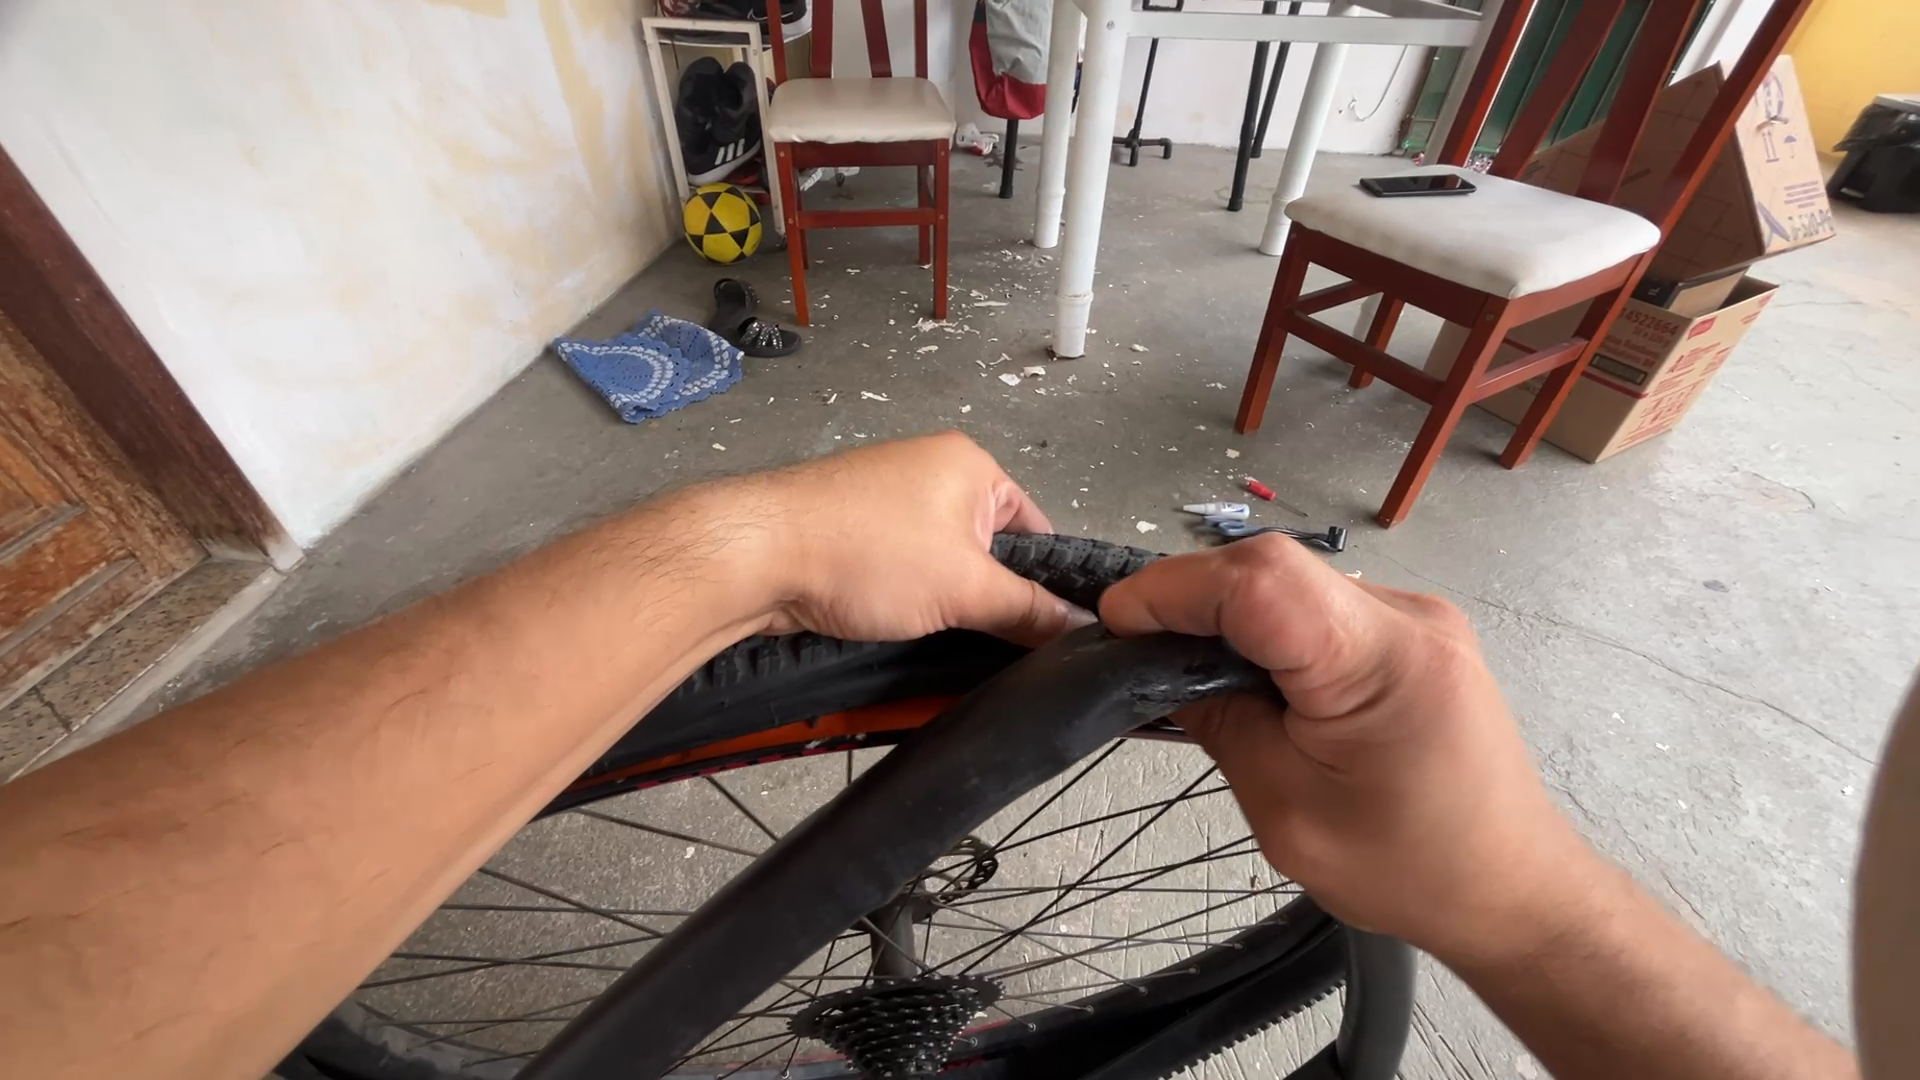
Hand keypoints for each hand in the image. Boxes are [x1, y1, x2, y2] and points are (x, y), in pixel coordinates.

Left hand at [720, 432, 1092, 643]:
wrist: (757, 555)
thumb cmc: (868, 553)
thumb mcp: (964, 588)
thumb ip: (1027, 610)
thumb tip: (1080, 627)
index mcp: (971, 466)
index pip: (1035, 528)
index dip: (1044, 580)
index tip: (1047, 630)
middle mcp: (932, 471)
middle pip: (988, 548)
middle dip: (990, 595)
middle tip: (995, 641)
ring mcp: (888, 497)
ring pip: (944, 561)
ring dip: (948, 599)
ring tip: (946, 634)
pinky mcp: (855, 526)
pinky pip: (905, 564)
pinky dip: (911, 595)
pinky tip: (907, 623)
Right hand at [1099, 535, 1594, 963]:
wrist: (1516, 890)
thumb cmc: (1407, 868)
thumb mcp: (1283, 810)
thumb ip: (1216, 723)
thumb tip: (1157, 671)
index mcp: (1382, 662)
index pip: (1260, 584)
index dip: (1174, 589)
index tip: (1116, 622)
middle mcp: (1404, 615)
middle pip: (1269, 567)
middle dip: (1187, 592)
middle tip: (1133, 638)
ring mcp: (1410, 614)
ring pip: (1285, 576)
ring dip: (1218, 603)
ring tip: (1173, 649)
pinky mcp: (1405, 627)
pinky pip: (1310, 599)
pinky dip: (1256, 618)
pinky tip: (1234, 659)